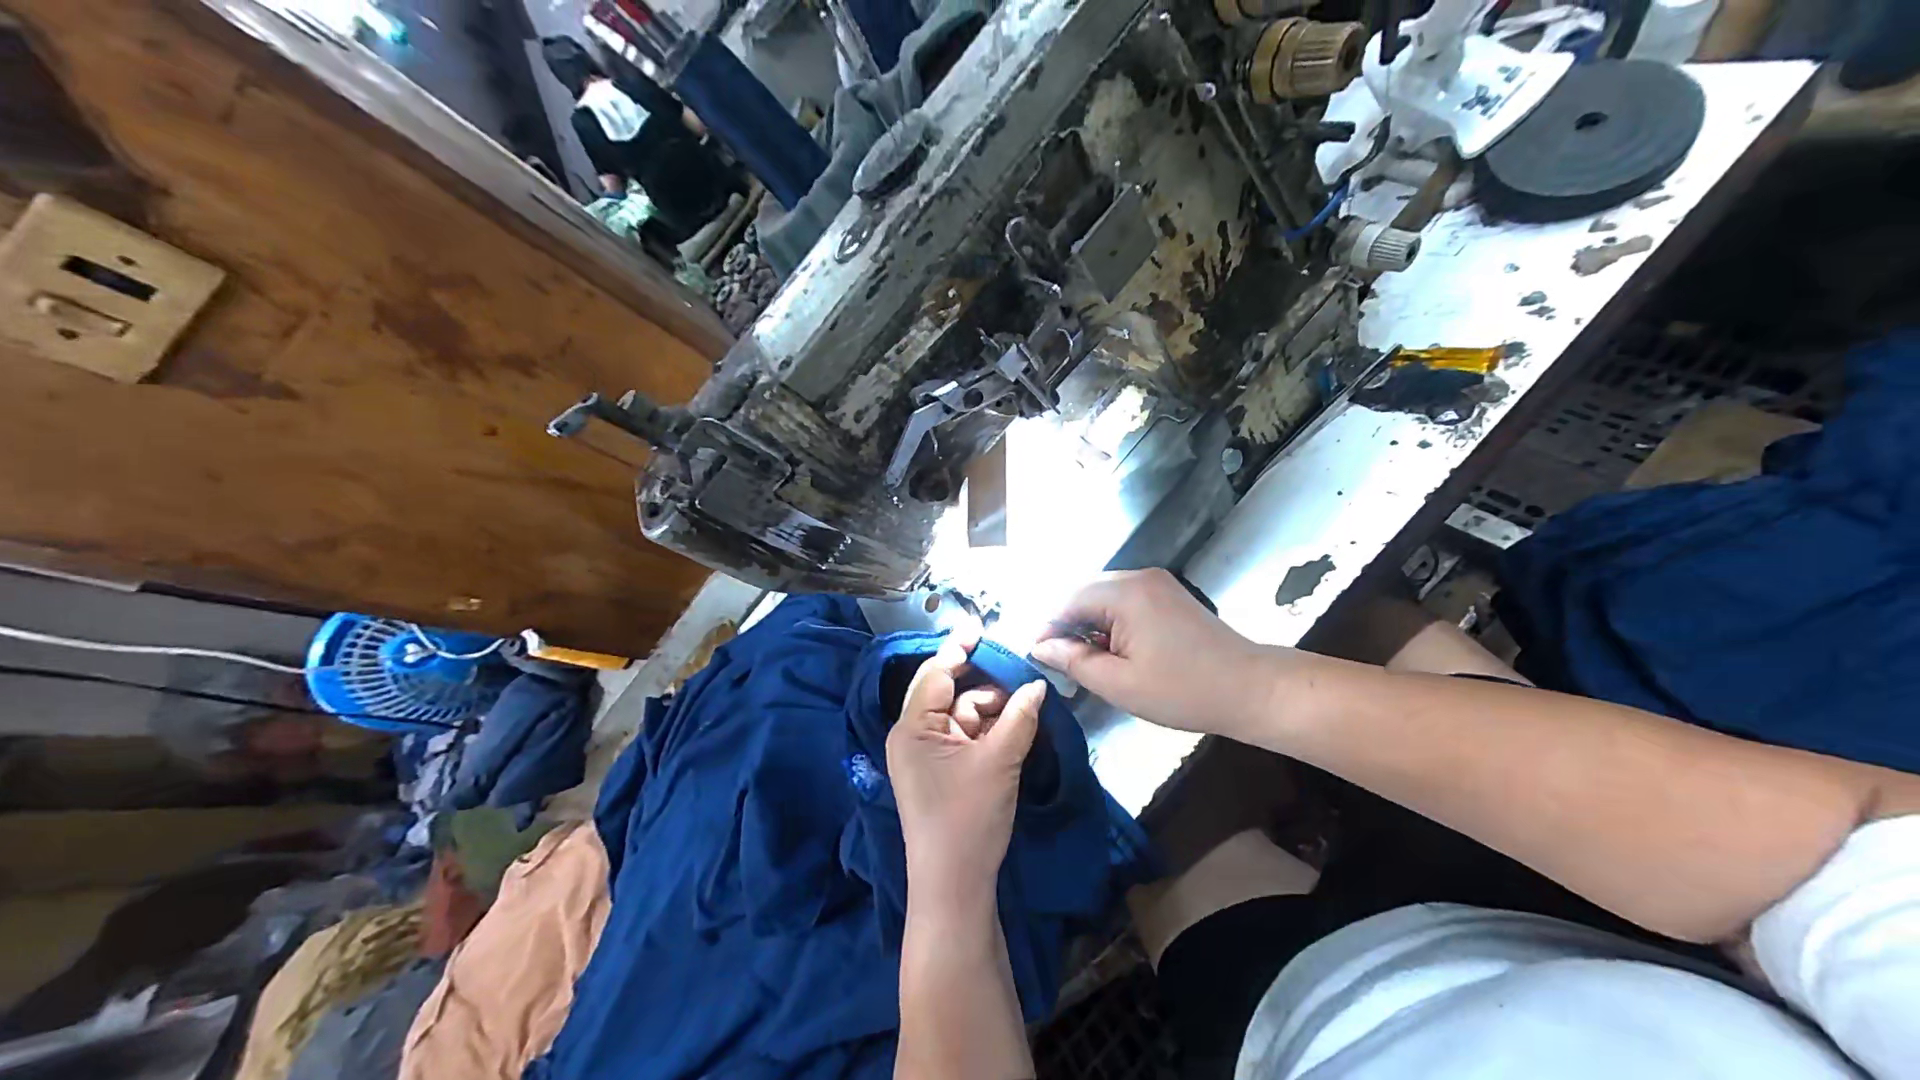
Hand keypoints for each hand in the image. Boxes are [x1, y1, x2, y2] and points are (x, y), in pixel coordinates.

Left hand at [887, 621, 1045, 897]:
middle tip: (1020, 675)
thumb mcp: (998, 762)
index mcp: (912, 728)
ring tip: (1024, 711)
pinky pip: (966, 738)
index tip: (980, 625)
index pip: (935, 673)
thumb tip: (1037, 684)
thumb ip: (1019, 717)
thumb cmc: (968, 819)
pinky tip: (1015, 729)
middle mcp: (913, 736)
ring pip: (963, 715)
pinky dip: (989, 731)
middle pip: (950, 692)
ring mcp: (926, 756)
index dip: (959, 648)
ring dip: (992, 711)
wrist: (955, 887)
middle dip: (985, 685)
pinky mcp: (942, 772)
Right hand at [1030, 568, 1273, 736]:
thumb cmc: (1183, 690)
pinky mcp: (1168, 594)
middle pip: (1085, 592)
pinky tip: (1111, 648)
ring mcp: (1157, 583)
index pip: (1068, 601)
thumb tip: (1041, 647)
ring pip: (1103, 595)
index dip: (1047, 627)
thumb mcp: (1119, 683)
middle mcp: (1139, 577)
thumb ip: (1074, 660)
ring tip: (1083, 658)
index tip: (1036, 656)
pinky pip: (1124, 599)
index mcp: (1125, 593)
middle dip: (1066, 623)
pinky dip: (1110, 620)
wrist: (1250, 688)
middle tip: (1057, 660)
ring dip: (1088, 622)